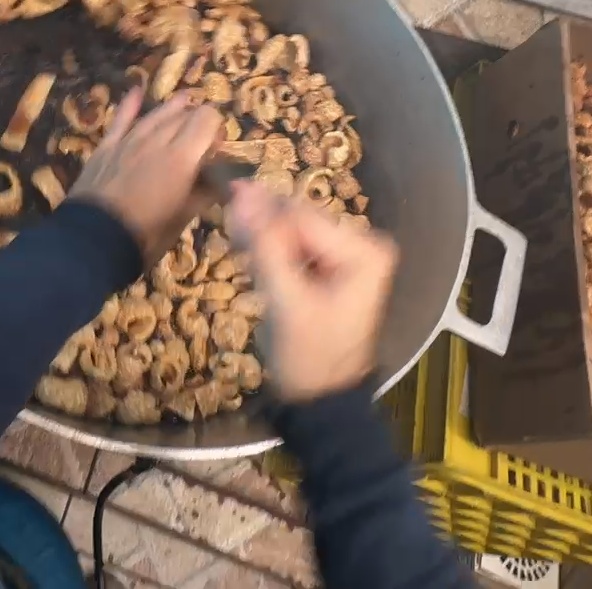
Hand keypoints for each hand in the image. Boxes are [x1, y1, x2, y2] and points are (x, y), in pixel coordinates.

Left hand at [70, 88, 221, 263]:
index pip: (208, 119)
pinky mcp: (107, 145)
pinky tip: (137, 90)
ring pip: (157, 113)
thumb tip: (224, 182)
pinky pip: (121, 118)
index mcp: (182, 157)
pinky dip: (130, 104)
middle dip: (198, 122)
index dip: (217, 128)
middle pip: (184, 114)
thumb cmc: (145, 234)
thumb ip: (205, 193)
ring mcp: (129, 139)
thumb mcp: (183, 218)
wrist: (93, 239)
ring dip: (173, 109)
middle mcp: (158, 139)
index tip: (217, 149)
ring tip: (184, 105)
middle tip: (201, 143)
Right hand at [229, 183, 397, 402]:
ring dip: (260, 234)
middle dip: (261, 224)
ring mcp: (346, 251)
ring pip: (290, 225)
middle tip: (231, 234)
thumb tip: (242, 192)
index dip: (262, 212)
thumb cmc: (310, 358)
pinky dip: (268, 246)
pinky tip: (251, 258)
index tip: (228, 204)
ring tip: (240, 250)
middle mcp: (361, 242)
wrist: (321, 400)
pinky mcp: (329, 261)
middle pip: (296, 216)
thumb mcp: (287, 302)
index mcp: (364, 251)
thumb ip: (267, 246)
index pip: (302, 216)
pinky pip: (292, 240)